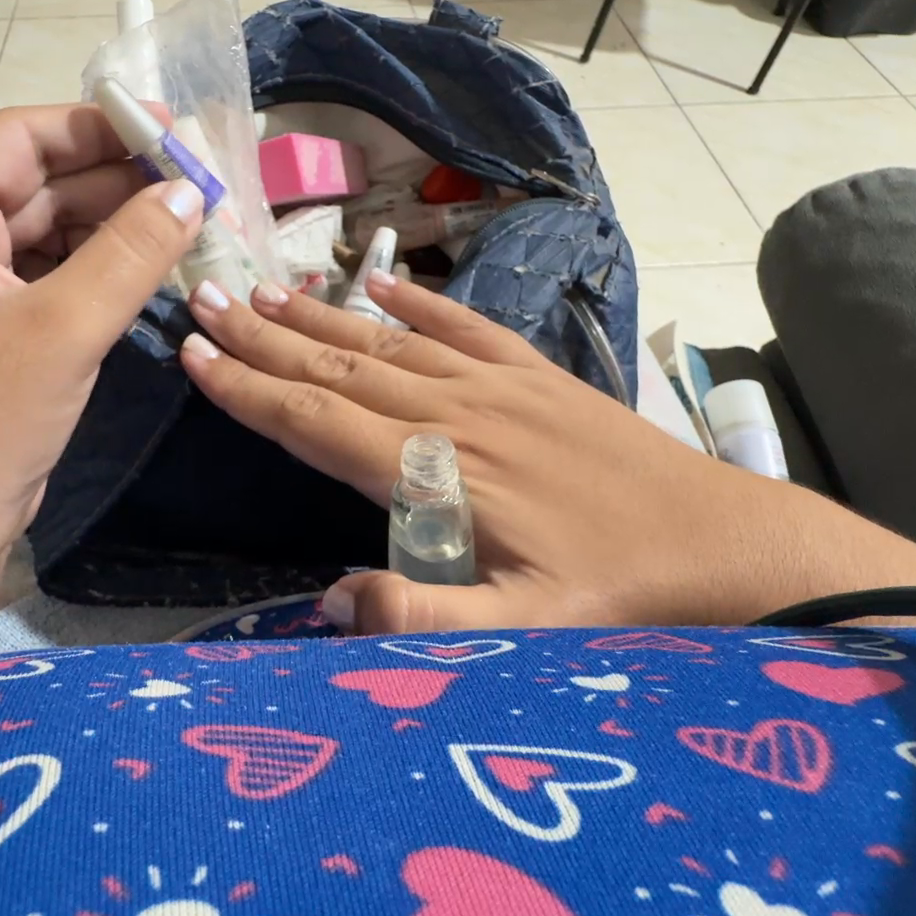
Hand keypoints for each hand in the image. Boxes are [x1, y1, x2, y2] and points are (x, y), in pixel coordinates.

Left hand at [0, 104, 202, 612]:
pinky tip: (149, 270)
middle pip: (33, 186)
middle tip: (195, 182)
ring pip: (46, 236)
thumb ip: (131, 253)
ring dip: (111, 230)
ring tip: (185, 222)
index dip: (94, 127)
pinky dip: (96, 274)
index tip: (169, 129)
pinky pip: (48, 282)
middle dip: (113, 183)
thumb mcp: (63, 330)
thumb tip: (191, 191)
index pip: (15, 141)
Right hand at [178, 271, 915, 632]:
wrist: (722, 544)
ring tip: (263, 290)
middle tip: (204, 297)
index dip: (247, 389)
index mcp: (432, 472)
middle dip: (262, 336)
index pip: (314, 420)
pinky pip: (461, 326)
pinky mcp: (535, 375)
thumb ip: (418, 618)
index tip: (192, 354)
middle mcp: (451, 412)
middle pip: (336, 366)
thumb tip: (326, 601)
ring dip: (319, 316)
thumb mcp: (516, 633)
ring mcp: (496, 385)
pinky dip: (414, 303)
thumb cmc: (612, 594)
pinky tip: (379, 282)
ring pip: (386, 341)